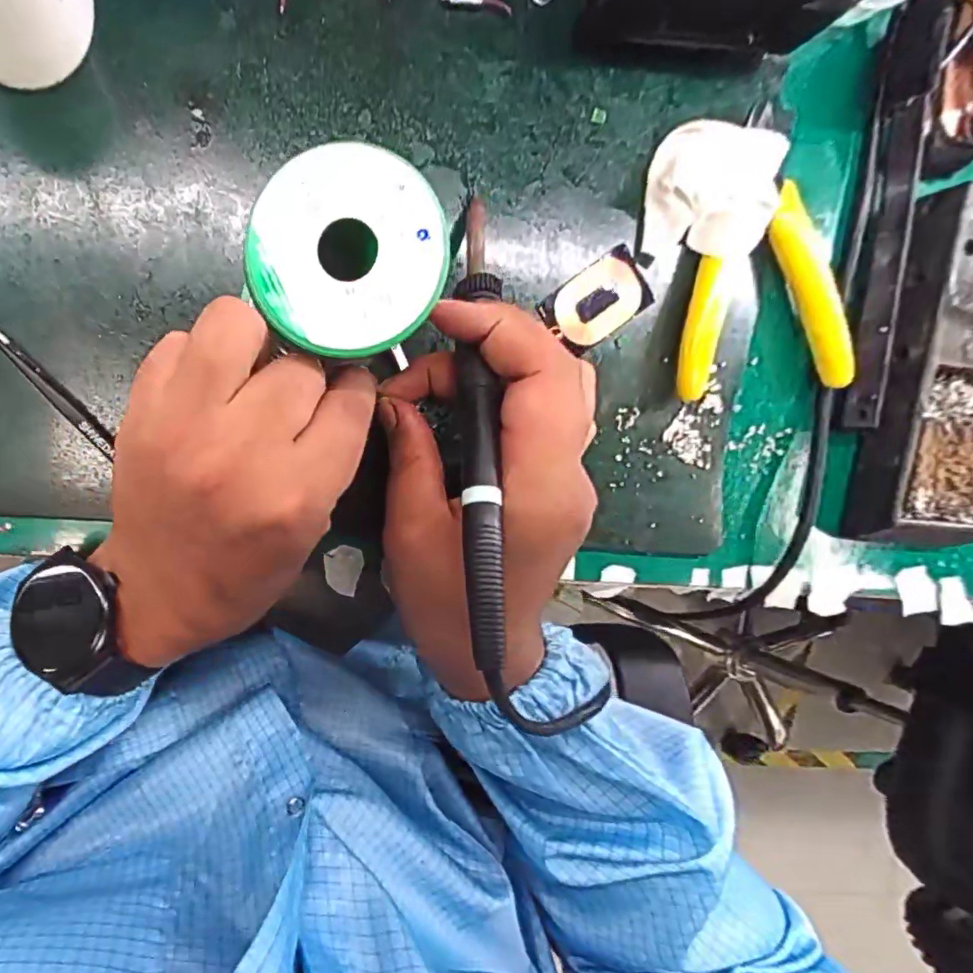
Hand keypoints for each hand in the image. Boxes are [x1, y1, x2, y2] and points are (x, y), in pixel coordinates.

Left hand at [89, 296, 375, 666]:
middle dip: (306, 372)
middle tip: (288, 393)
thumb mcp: (310, 530)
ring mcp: (183, 424)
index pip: (349, 401)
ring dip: (253, 337)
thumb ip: (332, 456)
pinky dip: (196, 353)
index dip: (353, 387)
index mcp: (294, 492)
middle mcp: (240, 449)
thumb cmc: (240, 574)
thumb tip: (339, 384)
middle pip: (299, 365)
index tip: (342, 388)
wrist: (155, 591)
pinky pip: (176, 343)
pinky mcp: (141, 412)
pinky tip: (202, 383)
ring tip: (248, 367)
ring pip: (234, 323)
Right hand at [376, 301, 596, 699]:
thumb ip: (412, 457)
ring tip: (432, 387)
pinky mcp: (559, 483)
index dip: (496, 329)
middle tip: (419, 375)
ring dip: (497, 366)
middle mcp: (571, 472)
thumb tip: (399, 404)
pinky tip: (458, 408)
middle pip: (559, 369)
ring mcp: (572, 477)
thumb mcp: (412, 530)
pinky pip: (545, 413)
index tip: (441, 317)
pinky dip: (504, 391)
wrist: (488, 655)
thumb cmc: (447, 604)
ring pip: (559, 386)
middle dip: (488, 346)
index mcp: (538, 484)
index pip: (544, 375)